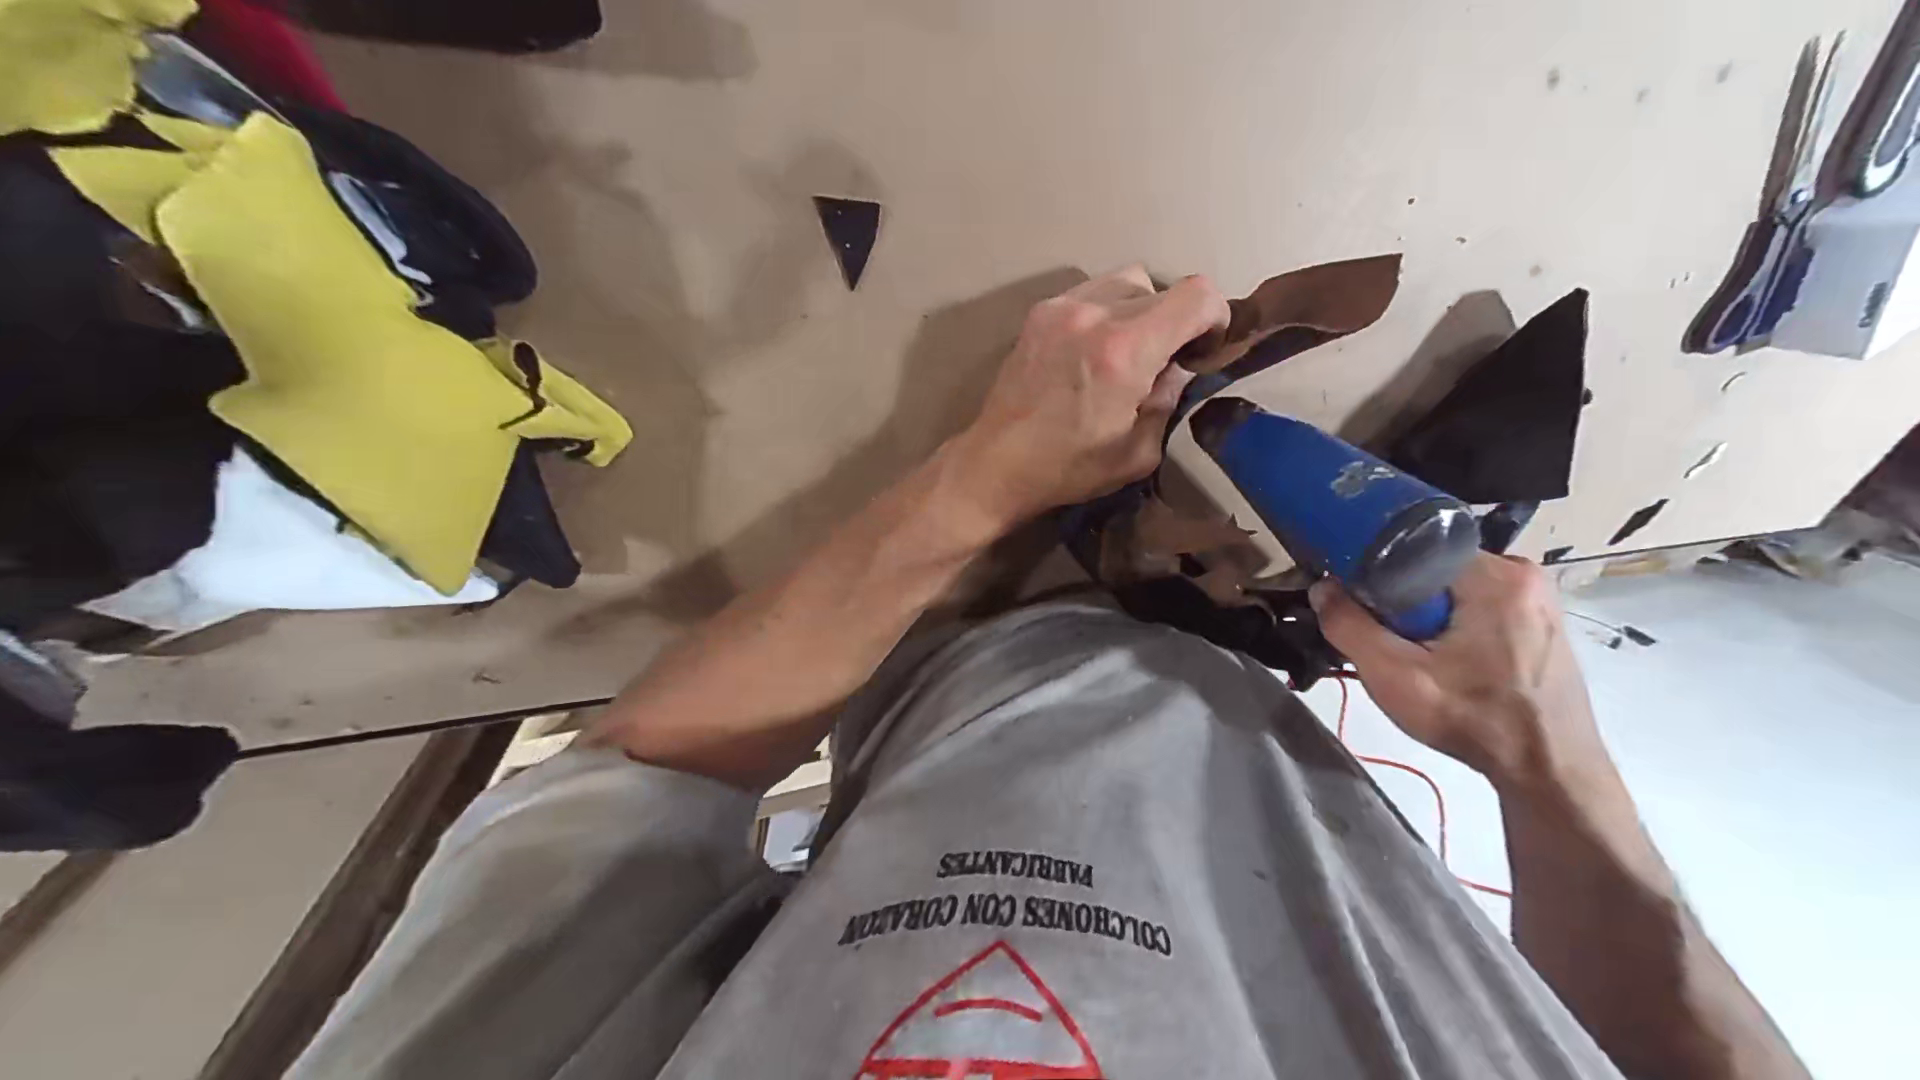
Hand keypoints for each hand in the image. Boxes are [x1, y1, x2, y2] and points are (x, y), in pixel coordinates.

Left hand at [947, 266, 1229, 526]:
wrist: (996, 464)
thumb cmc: (1067, 468)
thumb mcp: (1139, 452)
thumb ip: (1170, 400)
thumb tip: (1178, 368)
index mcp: (1124, 350)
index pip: (1197, 294)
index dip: (1215, 319)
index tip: (1203, 352)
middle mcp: (1094, 313)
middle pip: (1165, 288)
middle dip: (1176, 323)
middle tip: (1163, 363)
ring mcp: (1061, 307)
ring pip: (1128, 281)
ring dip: (1142, 311)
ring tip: (1128, 353)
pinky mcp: (1039, 313)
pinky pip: (1092, 292)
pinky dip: (1107, 311)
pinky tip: (1094, 349)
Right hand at [1309, 553, 1610, 793]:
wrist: (1549, 772)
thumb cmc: (1473, 720)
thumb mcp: (1394, 676)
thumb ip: (1349, 626)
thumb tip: (1321, 587)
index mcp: (1496, 575)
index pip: (1411, 549)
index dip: (1371, 572)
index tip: (1352, 600)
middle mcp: (1523, 574)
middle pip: (1429, 567)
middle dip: (1398, 597)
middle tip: (1384, 637)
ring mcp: (1537, 597)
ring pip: (1449, 587)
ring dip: (1422, 612)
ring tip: (1412, 651)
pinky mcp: (1538, 619)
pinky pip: (1474, 602)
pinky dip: (1449, 622)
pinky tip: (1441, 656)